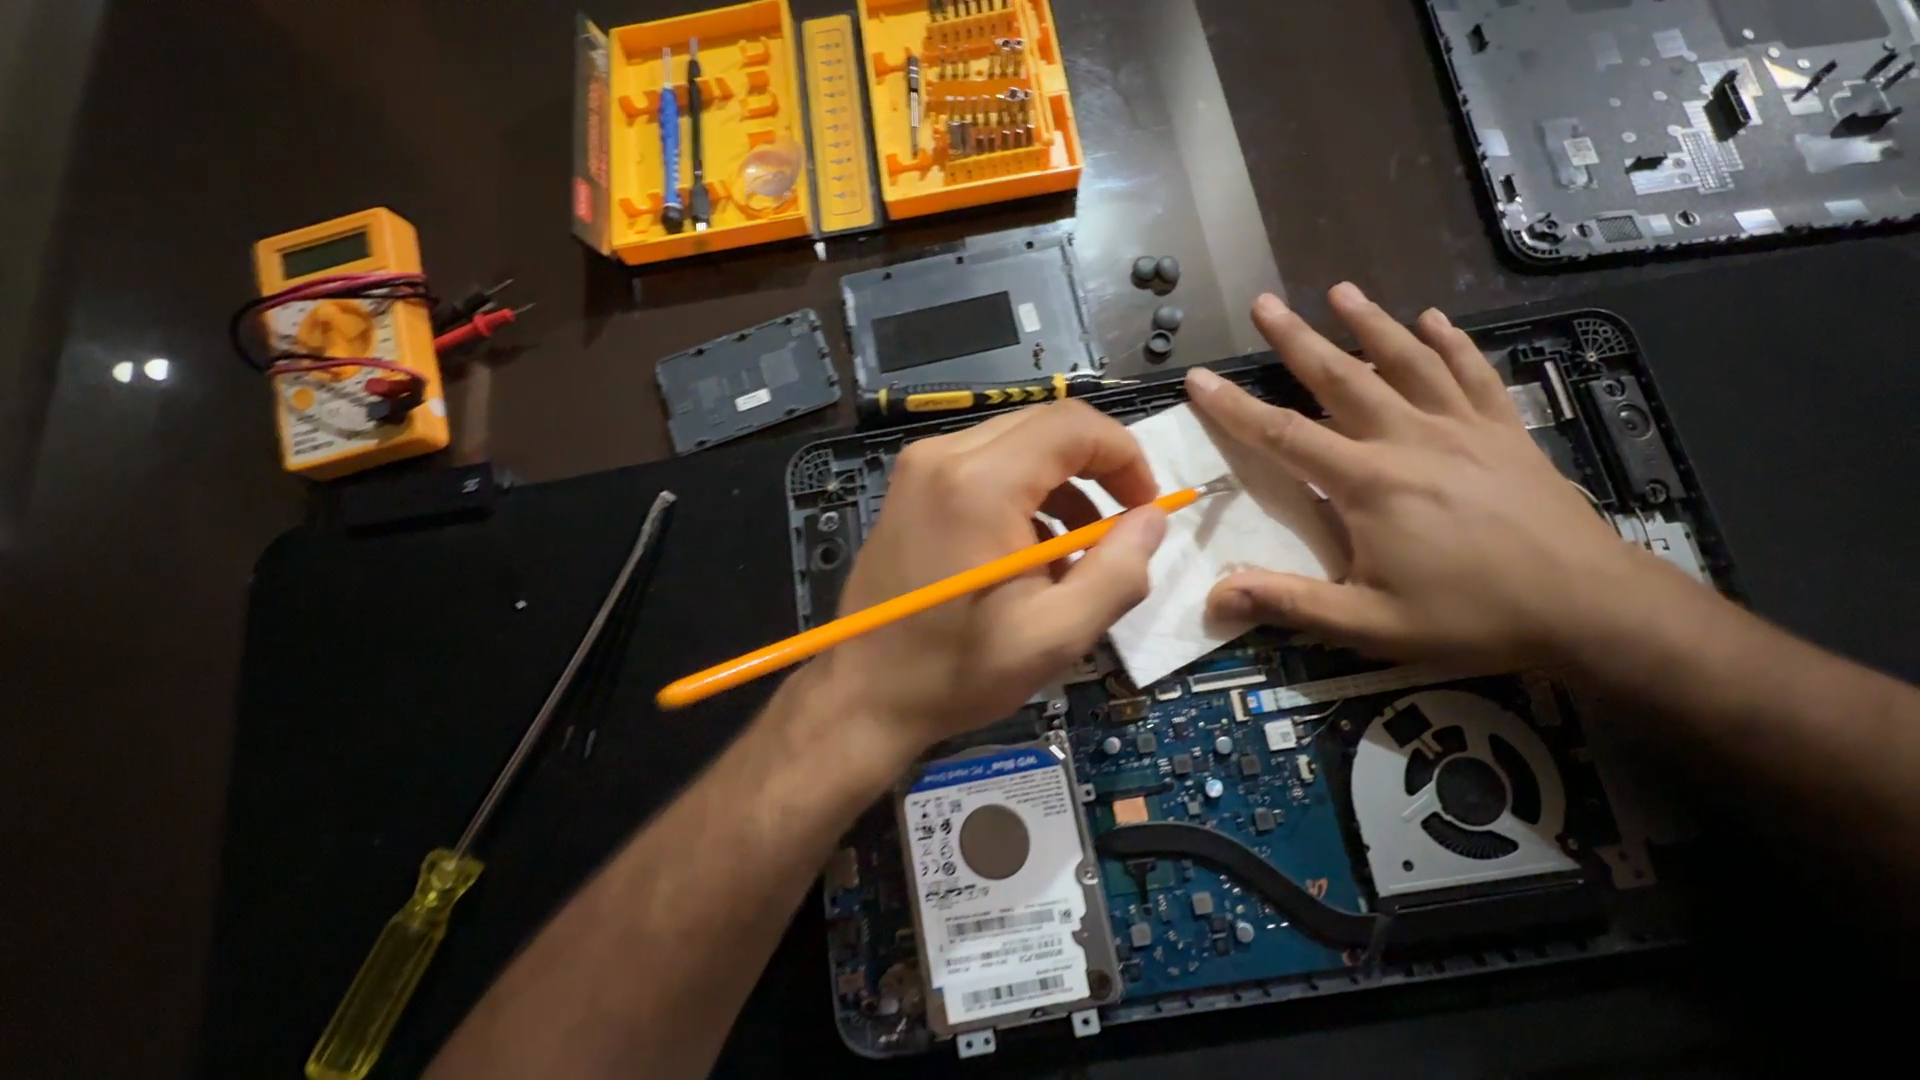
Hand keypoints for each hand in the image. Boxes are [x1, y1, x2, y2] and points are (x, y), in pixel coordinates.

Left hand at [814, 401, 1168, 760]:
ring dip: (1059, 487)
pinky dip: (1021, 496)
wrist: (865, 695)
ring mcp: (919, 470)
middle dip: (1095, 471)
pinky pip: (982, 467)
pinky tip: (1027, 556)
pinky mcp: (909, 489)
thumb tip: (1151, 519)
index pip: (1074, 425)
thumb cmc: (958, 670)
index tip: (1144, 508)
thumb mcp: (1056, 634)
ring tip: (1074, 555)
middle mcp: (943, 457)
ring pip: (1015, 446)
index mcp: (979, 482)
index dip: (1125, 456)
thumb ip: (1119, 571)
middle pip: (1045, 427)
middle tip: (1118, 530)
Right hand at [1187, 284, 1686, 669]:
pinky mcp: (1505, 432)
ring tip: (1340, 291)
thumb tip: (1213, 596)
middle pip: (1341, 378)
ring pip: (1407, 362)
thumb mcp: (1369, 624)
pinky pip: (1473, 374)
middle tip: (1264, 303)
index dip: (1235, 407)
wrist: (1589, 607)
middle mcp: (1409, 440)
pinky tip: (1435, 319)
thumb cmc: (1471, 617)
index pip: (1284, 436)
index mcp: (1369, 483)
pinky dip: (1452, 343)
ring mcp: (1462, 429)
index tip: (1199, 378)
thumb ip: (1289, 603)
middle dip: (1296, 339)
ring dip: (1370, 324)